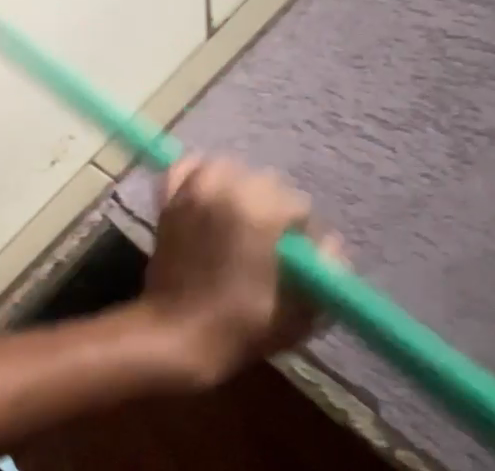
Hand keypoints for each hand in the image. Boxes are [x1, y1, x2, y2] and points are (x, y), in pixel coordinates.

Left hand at [141, 155, 342, 386]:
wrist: (180, 328)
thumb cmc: (245, 324)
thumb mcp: (304, 309)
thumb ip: (325, 269)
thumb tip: (329, 243)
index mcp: (258, 215)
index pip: (297, 204)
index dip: (304, 228)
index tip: (302, 252)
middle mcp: (221, 192)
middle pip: (262, 180)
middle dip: (274, 203)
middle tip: (274, 234)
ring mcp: (188, 193)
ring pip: (223, 167)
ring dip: (237, 184)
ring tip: (243, 212)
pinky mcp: (165, 201)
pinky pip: (181, 168)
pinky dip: (195, 172)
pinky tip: (206, 189)